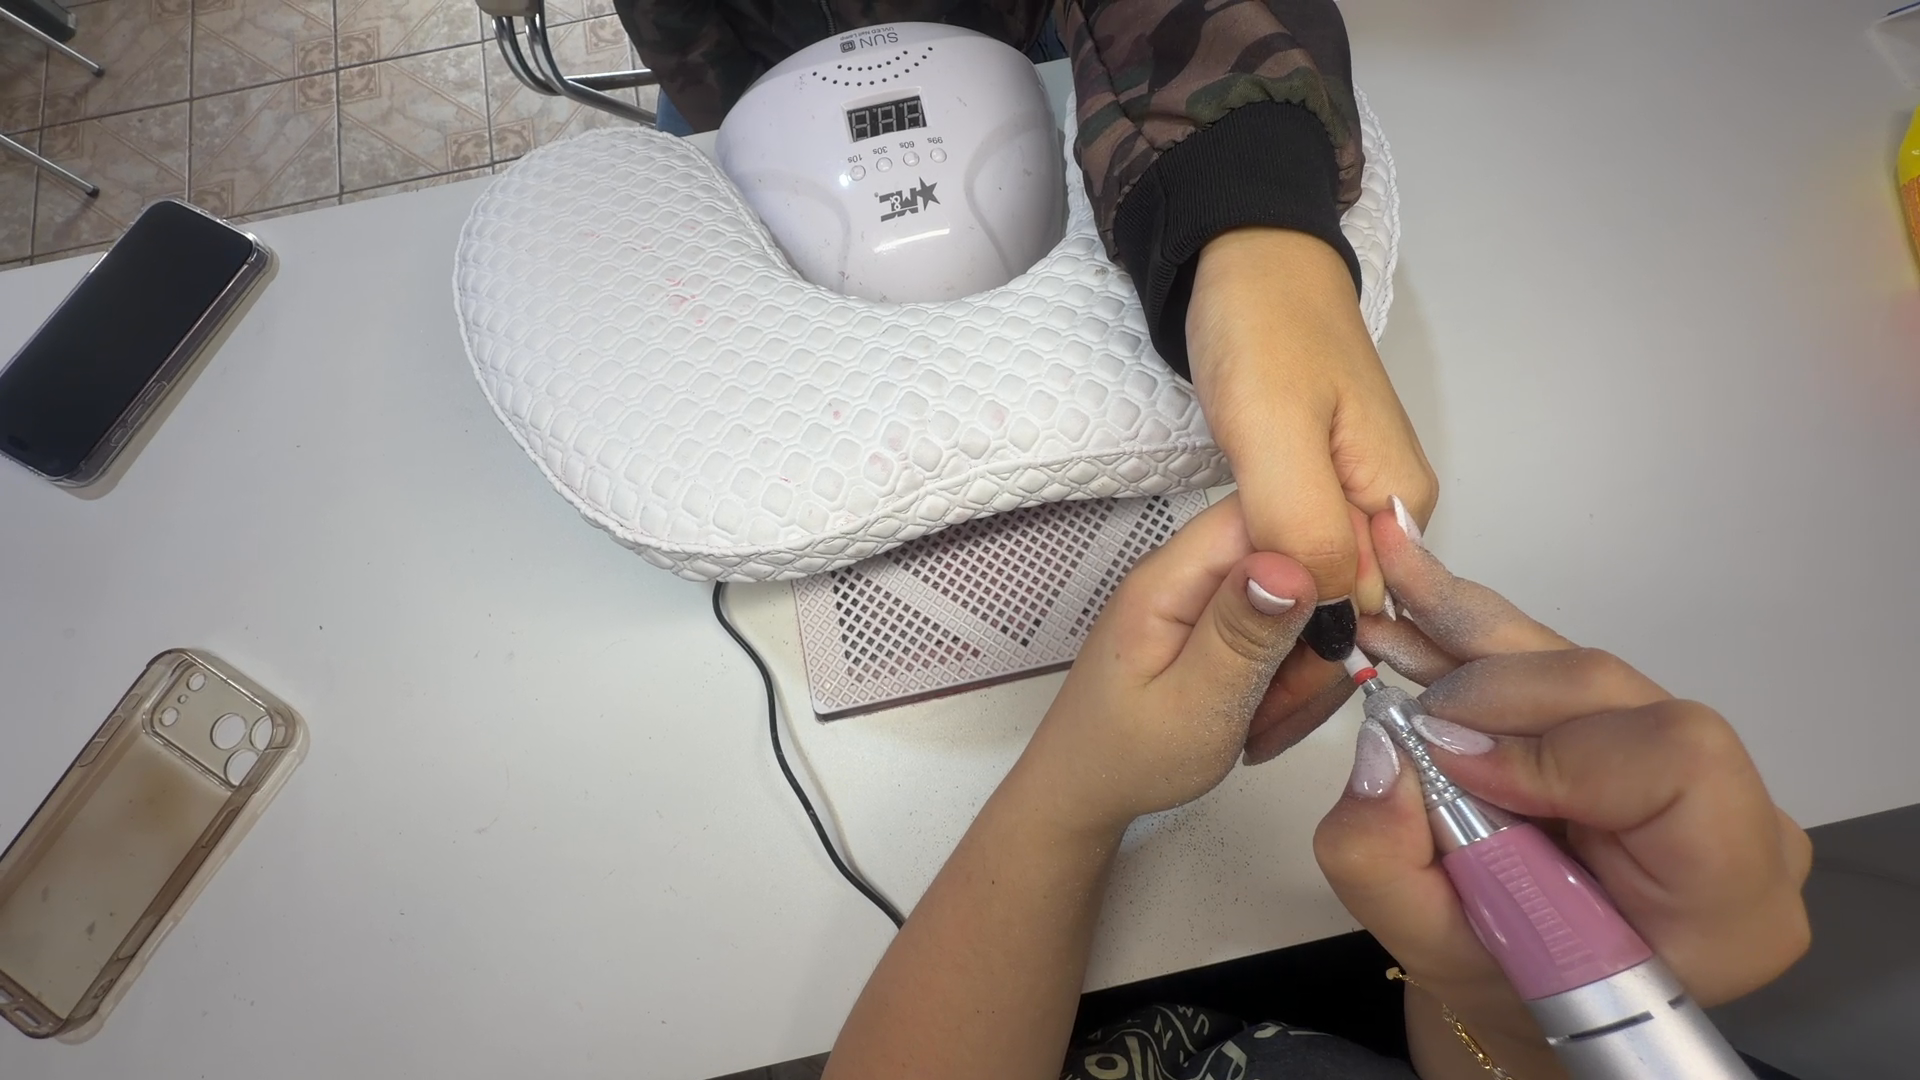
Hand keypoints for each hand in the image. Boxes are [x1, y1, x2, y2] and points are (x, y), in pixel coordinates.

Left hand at [1017, 494, 1317, 833]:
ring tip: (1265, 720)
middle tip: (1289, 700)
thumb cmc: (1127, 755)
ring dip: (1304, 667)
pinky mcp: (1215, 624)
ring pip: (1298, 602)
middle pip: (1292, 558)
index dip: (1326, 551)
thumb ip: (1242, 635)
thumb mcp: (1194, 705)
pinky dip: (1290, 677)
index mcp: (1169, 579)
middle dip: (1317, 631)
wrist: (1087, 783)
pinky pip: (1282, 632)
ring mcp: (1203, 598)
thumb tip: (1293, 561)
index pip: (1264, 512)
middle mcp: (1186, 573)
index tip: (1349, 624)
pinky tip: (1264, 716)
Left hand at [1187, 228, 1437, 763]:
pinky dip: (1265, 590)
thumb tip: (1326, 609)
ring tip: (1229, 691)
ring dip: (1275, 633)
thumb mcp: (1271, 435)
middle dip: (1290, 661)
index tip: (1251, 712)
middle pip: (1342, 610)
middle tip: (1237, 720)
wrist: (1240, 262)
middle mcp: (1381, 506)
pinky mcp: (1308, 480)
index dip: (1305, 665)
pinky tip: (1237, 619)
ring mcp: (1344, 493)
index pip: (1363, 616)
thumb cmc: (1259, 338)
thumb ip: (1300, 523)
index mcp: (1392, 502)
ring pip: (1314, 588)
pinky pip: (1294, 556)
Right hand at [1312, 509, 1811, 1078]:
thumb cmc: (1484, 969)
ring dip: (1459, 623)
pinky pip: (1537, 654)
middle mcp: (1721, 809)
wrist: (1517, 968)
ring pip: (1563, 656)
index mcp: (1718, 893)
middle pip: (1611, 688)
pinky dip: (1458, 621)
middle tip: (1393, 687)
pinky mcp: (1611, 722)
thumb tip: (1376, 746)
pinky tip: (1403, 588)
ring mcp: (1666, 755)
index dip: (1552, 746)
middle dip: (1484, 684)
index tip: (1445, 760)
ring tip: (1382, 579)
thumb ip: (1379, 855)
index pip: (1675, 764)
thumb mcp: (1414, 935)